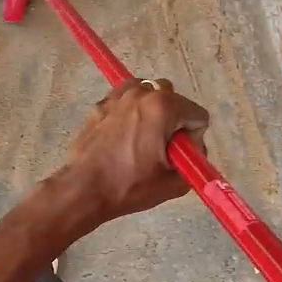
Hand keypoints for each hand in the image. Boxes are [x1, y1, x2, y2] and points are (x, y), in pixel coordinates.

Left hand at [49, 79, 208, 228]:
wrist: (84, 189)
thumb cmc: (129, 186)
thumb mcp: (175, 182)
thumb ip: (196, 162)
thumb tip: (192, 150)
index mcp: (163, 107)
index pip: (198, 115)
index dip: (193, 139)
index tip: (179, 156)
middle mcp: (142, 92)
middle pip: (175, 100)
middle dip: (174, 122)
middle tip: (162, 149)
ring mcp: (119, 95)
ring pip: (150, 95)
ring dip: (154, 114)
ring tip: (143, 142)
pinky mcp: (102, 103)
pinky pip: (128, 100)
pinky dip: (132, 112)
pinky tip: (125, 136)